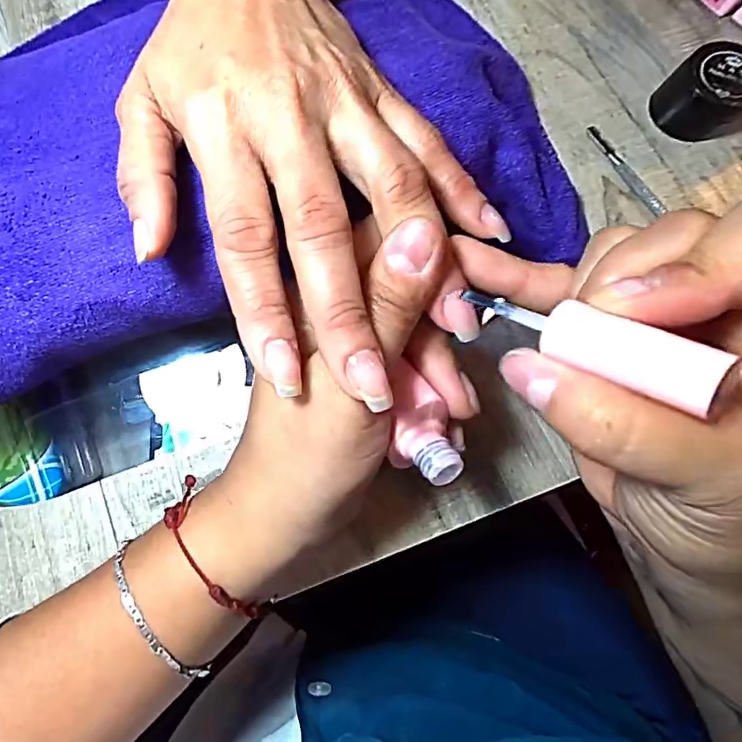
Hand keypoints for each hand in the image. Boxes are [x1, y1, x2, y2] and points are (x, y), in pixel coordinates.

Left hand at [114, 0, 503, 411]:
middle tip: (369, 385)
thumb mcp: (138, 101)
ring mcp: (344, 100)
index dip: (265, 309)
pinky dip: (459, 185)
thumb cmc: (185, 43)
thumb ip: (143, 176)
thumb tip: (150, 252)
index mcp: (222, 129)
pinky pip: (426, 138)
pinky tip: (489, 234)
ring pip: (392, 185)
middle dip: (347, 312)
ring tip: (449, 327)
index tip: (285, 373)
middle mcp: (289, 119)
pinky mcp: (380, 87)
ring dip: (423, 259)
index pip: (246, 235)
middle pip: (323, 226)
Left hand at [201, 215, 450, 593]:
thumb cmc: (306, 453)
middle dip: (437, 350)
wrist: (282, 519)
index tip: (459, 324)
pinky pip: (407, 365)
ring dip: (436, 383)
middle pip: (406, 292)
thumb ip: (388, 304)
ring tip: (439, 432)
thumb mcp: (353, 379)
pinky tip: (433, 436)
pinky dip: (426, 399)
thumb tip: (423, 222)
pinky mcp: (360, 368)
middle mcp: (327, 302)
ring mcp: (345, 337)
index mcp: (311, 290)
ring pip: (413, 334)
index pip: (383, 241)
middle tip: (452, 403)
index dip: (432, 274)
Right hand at [453, 186, 741, 615]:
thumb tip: (532, 370)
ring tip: (570, 355)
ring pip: (618, 251)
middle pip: (684, 233)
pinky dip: (516, 277)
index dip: (712, 255)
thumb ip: (632, 427)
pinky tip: (478, 270)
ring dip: (580, 296)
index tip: (646, 313)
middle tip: (594, 346)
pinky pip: (561, 277)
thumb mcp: (721, 485)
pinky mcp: (610, 314)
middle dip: (627, 285)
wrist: (699, 543)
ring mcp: (676, 298)